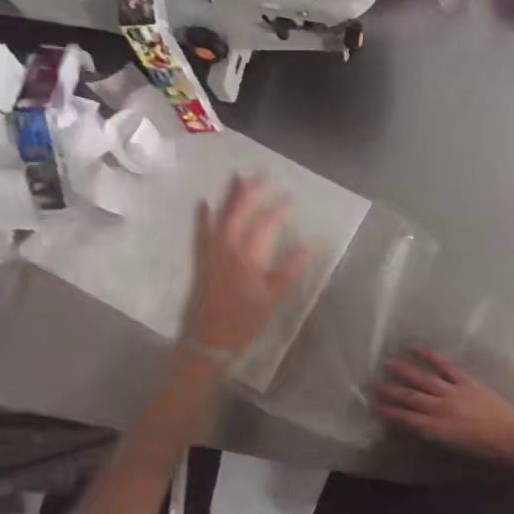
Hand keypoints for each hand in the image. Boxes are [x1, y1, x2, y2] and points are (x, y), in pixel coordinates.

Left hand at [182, 175, 311, 360]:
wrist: (209, 339)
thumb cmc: (245, 321)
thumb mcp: (272, 297)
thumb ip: (290, 269)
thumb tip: (313, 245)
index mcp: (249, 256)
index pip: (266, 223)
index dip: (279, 208)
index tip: (291, 198)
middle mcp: (228, 247)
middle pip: (240, 212)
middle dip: (251, 191)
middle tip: (262, 174)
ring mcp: (211, 252)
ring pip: (220, 216)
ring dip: (229, 196)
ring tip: (236, 177)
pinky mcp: (200, 260)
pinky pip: (200, 232)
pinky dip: (202, 216)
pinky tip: (203, 203)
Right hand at [370, 348, 513, 460]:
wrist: (512, 440)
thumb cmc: (484, 453)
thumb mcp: (452, 450)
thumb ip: (433, 436)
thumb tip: (418, 427)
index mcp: (434, 430)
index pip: (404, 418)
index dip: (387, 411)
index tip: (373, 405)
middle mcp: (438, 409)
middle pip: (408, 397)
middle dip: (387, 390)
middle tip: (370, 383)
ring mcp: (452, 393)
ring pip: (422, 380)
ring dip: (403, 370)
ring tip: (387, 361)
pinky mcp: (466, 382)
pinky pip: (445, 367)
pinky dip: (430, 356)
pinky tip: (417, 348)